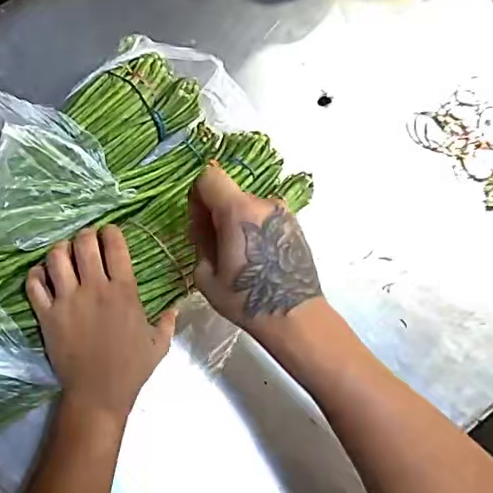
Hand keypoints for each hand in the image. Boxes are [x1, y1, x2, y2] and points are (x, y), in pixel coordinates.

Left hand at [26, 225, 176, 417]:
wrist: (99, 393)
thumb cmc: (131, 368)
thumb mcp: (159, 345)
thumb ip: (167, 323)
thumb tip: (175, 309)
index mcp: (124, 291)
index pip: (115, 246)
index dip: (111, 232)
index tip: (109, 233)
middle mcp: (94, 289)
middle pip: (83, 243)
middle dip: (85, 235)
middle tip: (86, 241)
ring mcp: (67, 301)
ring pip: (56, 257)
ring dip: (60, 250)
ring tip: (64, 255)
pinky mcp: (46, 315)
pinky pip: (34, 284)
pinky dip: (36, 274)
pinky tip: (43, 276)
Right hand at [187, 163, 325, 339]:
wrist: (294, 315)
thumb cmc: (246, 299)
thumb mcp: (206, 275)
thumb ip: (200, 241)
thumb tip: (204, 227)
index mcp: (238, 210)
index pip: (209, 177)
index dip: (197, 196)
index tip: (198, 222)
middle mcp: (263, 203)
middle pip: (230, 192)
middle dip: (216, 212)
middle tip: (213, 244)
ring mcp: (283, 213)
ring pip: (248, 206)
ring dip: (237, 222)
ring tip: (237, 255)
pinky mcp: (295, 225)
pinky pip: (265, 218)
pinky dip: (255, 229)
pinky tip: (256, 258)